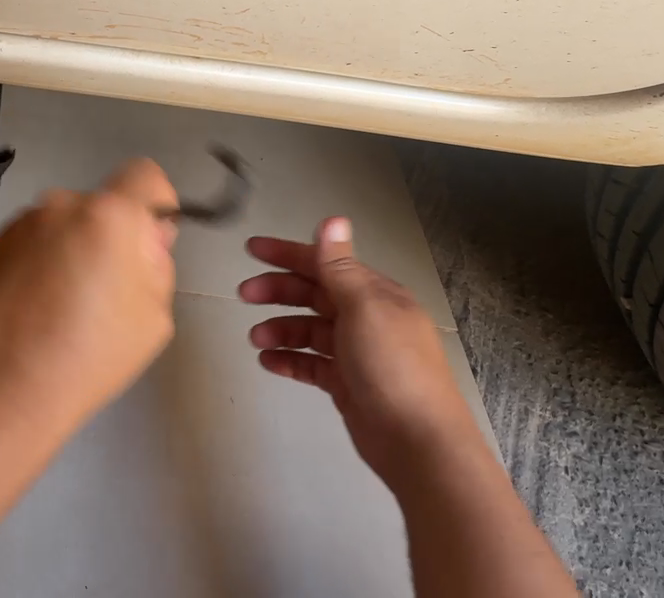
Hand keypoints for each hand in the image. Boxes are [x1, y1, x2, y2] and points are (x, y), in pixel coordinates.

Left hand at [0, 159, 179, 432]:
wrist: (3, 383)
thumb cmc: (91, 354)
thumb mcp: (154, 316)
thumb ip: (156, 263)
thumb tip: (145, 239)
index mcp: (109, 215)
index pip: (146, 175)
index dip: (155, 206)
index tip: (147, 246)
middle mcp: (62, 203)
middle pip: (103, 205)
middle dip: (111, 235)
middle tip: (106, 290)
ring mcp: (24, 220)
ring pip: (67, 222)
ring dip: (74, 246)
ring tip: (64, 303)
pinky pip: (37, 239)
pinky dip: (43, 259)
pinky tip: (36, 303)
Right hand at [239, 217, 480, 488]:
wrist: (419, 444)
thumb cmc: (392, 367)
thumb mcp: (363, 308)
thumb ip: (339, 266)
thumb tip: (333, 219)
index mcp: (374, 294)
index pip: (325, 263)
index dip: (288, 254)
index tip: (251, 249)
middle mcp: (366, 318)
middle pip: (313, 294)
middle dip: (277, 291)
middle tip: (244, 295)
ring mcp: (356, 353)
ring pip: (308, 330)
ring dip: (279, 329)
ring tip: (255, 339)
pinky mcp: (347, 384)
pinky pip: (310, 363)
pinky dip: (288, 359)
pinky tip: (268, 362)